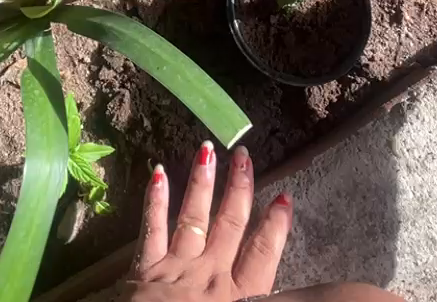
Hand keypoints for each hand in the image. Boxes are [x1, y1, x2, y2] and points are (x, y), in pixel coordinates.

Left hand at [123, 143, 291, 301]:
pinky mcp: (146, 269)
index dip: (275, 228)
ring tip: (207, 149)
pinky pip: (151, 229)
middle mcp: (210, 276)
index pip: (262, 257)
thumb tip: (290, 290)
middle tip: (244, 155)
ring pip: (193, 216)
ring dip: (202, 183)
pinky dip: (155, 200)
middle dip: (239, 189)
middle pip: (229, 225)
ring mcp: (177, 269)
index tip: (284, 197)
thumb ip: (268, 298)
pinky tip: (158, 172)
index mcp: (239, 300)